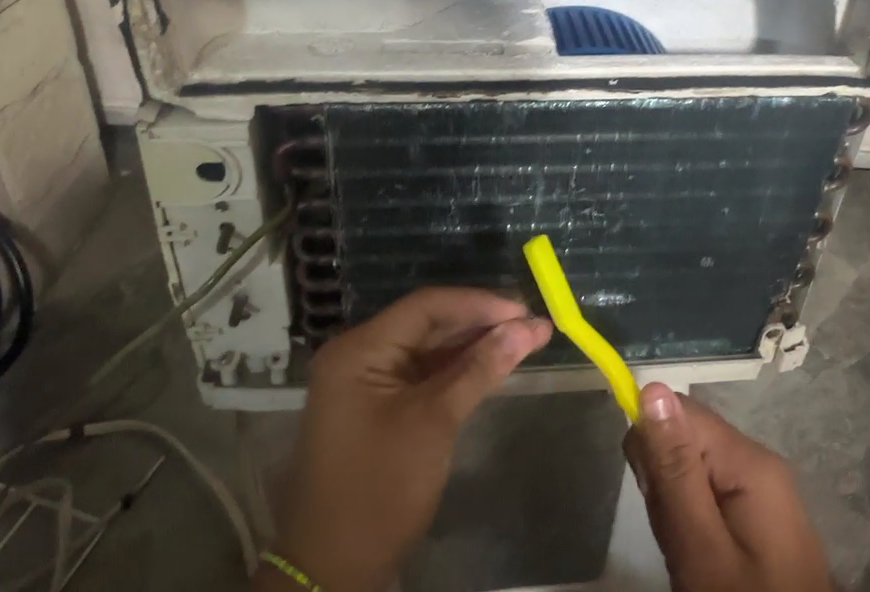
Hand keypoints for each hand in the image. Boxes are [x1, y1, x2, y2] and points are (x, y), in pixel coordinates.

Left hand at [264, 288, 552, 591]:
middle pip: (427, 324)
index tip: (525, 310)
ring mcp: (367, 382)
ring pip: (428, 349)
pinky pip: (422, 375)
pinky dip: (456, 370)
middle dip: (481, 323)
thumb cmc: (381, 487)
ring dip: (473, 345)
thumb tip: (526, 327)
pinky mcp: (379, 407)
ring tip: (526, 339)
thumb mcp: (434, 423)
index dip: (478, 304)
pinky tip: (493, 364)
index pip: (426, 306)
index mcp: (359, 348)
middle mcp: (359, 354)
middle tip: (534, 324)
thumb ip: (479, 369)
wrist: (335, 565)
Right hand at [626, 382, 832, 591]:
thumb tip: (652, 386)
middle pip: (685, 437)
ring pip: (691, 468)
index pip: (679, 410)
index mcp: (749, 460)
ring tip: (688, 554)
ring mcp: (762, 489)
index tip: (649, 492)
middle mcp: (759, 461)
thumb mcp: (700, 545)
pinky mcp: (759, 514)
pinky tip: (699, 558)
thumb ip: (674, 467)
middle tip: (675, 535)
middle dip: (663, 480)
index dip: (651, 444)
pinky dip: (691, 521)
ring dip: (674, 505)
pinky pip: (708, 494)